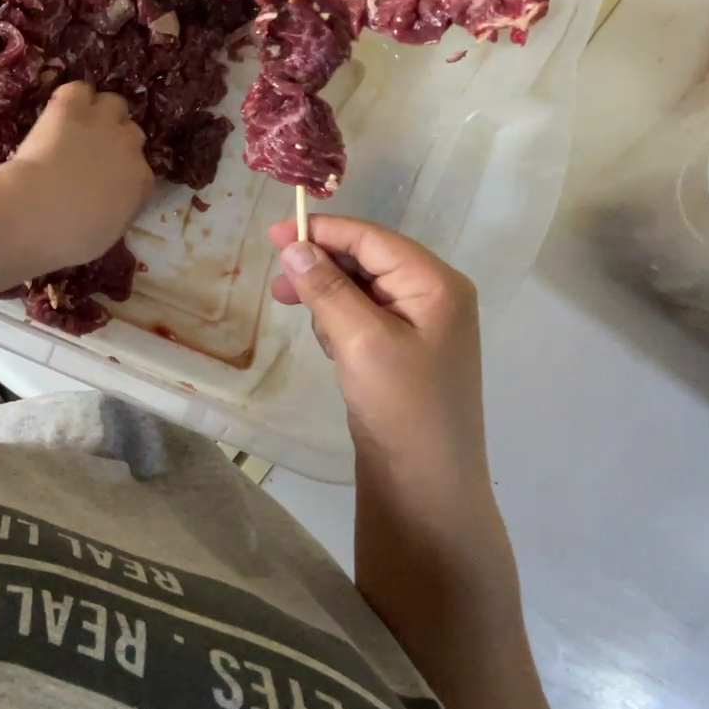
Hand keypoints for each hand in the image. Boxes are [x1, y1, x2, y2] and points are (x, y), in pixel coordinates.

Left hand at [0, 81, 153, 266]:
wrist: (38, 214)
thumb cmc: (69, 237)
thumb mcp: (104, 235)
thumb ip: (115, 213)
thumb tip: (108, 206)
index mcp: (140, 183)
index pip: (141, 167)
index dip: (122, 168)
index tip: (103, 176)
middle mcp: (129, 147)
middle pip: (131, 132)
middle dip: (113, 139)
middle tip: (86, 152)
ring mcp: (102, 123)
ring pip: (112, 103)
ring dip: (97, 112)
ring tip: (74, 126)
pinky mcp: (71, 108)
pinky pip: (79, 90)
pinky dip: (69, 99)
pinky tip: (55, 113)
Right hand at [268, 215, 485, 474]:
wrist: (424, 477)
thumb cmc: (401, 403)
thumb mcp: (360, 340)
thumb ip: (328, 289)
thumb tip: (294, 246)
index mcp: (435, 284)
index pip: (372, 239)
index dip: (323, 231)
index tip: (273, 234)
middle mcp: (431, 295)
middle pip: (366, 259)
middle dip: (321, 265)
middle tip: (278, 285)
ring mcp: (417, 323)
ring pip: (358, 287)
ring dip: (325, 295)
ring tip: (298, 314)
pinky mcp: (400, 347)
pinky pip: (360, 314)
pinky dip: (335, 319)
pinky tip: (326, 342)